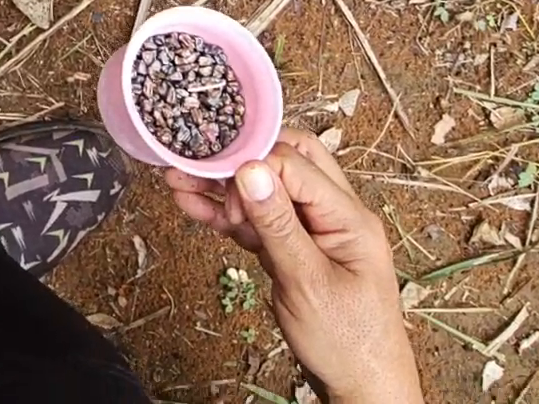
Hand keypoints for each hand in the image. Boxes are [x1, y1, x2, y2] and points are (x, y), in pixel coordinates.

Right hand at [166, 128, 422, 403]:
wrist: (362, 392)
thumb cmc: (347, 343)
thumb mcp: (309, 282)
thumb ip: (278, 224)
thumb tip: (249, 169)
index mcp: (348, 216)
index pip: (295, 163)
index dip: (255, 168)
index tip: (228, 196)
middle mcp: (331, 213)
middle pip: (284, 159)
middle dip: (239, 157)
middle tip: (201, 164)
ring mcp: (311, 229)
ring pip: (264, 187)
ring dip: (222, 186)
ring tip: (176, 179)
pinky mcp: (290, 246)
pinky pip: (255, 218)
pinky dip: (224, 214)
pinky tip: (191, 205)